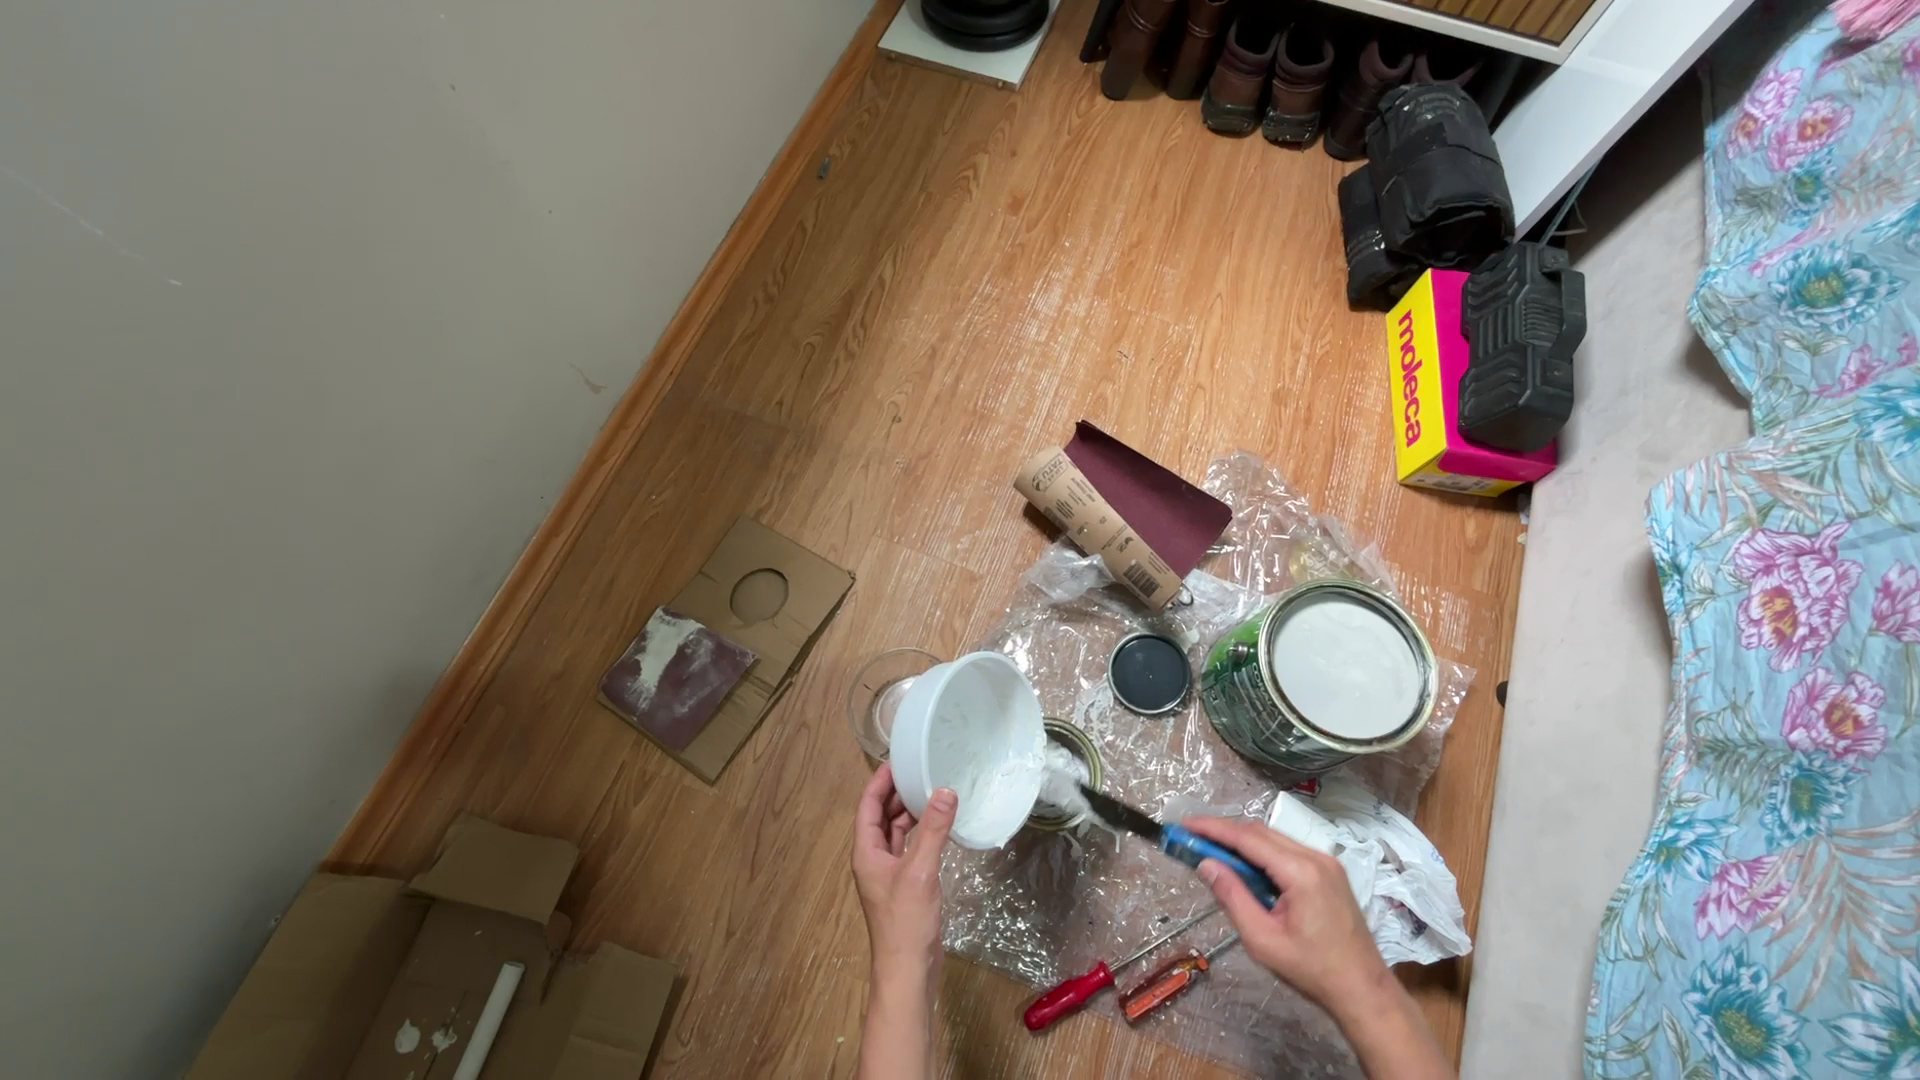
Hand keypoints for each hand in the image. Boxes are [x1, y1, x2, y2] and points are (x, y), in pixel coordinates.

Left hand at [851, 764, 956, 984]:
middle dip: (898, 793)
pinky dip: (922, 832)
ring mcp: (889, 872)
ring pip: (897, 832)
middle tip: (922, 770)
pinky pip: (910, 847)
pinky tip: (940, 824)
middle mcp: (873, 857)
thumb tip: (945, 791)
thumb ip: (933, 830)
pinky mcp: (905, 884)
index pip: (868, 805)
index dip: (880, 780)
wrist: (908, 970)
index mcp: (866, 851)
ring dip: (911, 812)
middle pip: (881, 815)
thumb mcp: (921, 870)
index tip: (898, 759)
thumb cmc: (906, 920)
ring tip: (934, 789)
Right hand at [1182, 816, 1390, 1021]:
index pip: (1247, 838)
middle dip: (1224, 832)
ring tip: (1212, 851)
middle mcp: (1316, 857)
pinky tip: (1246, 866)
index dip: (1212, 828)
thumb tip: (1205, 865)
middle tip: (1193, 838)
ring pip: (1274, 838)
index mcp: (1301, 872)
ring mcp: (1326, 863)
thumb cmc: (1312, 970)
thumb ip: (1232, 897)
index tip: (1185, 825)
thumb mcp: (1262, 939)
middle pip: (1260, 832)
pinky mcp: (1330, 872)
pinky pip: (1288, 850)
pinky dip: (1262, 852)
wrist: (1364, 991)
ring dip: (1242, 841)